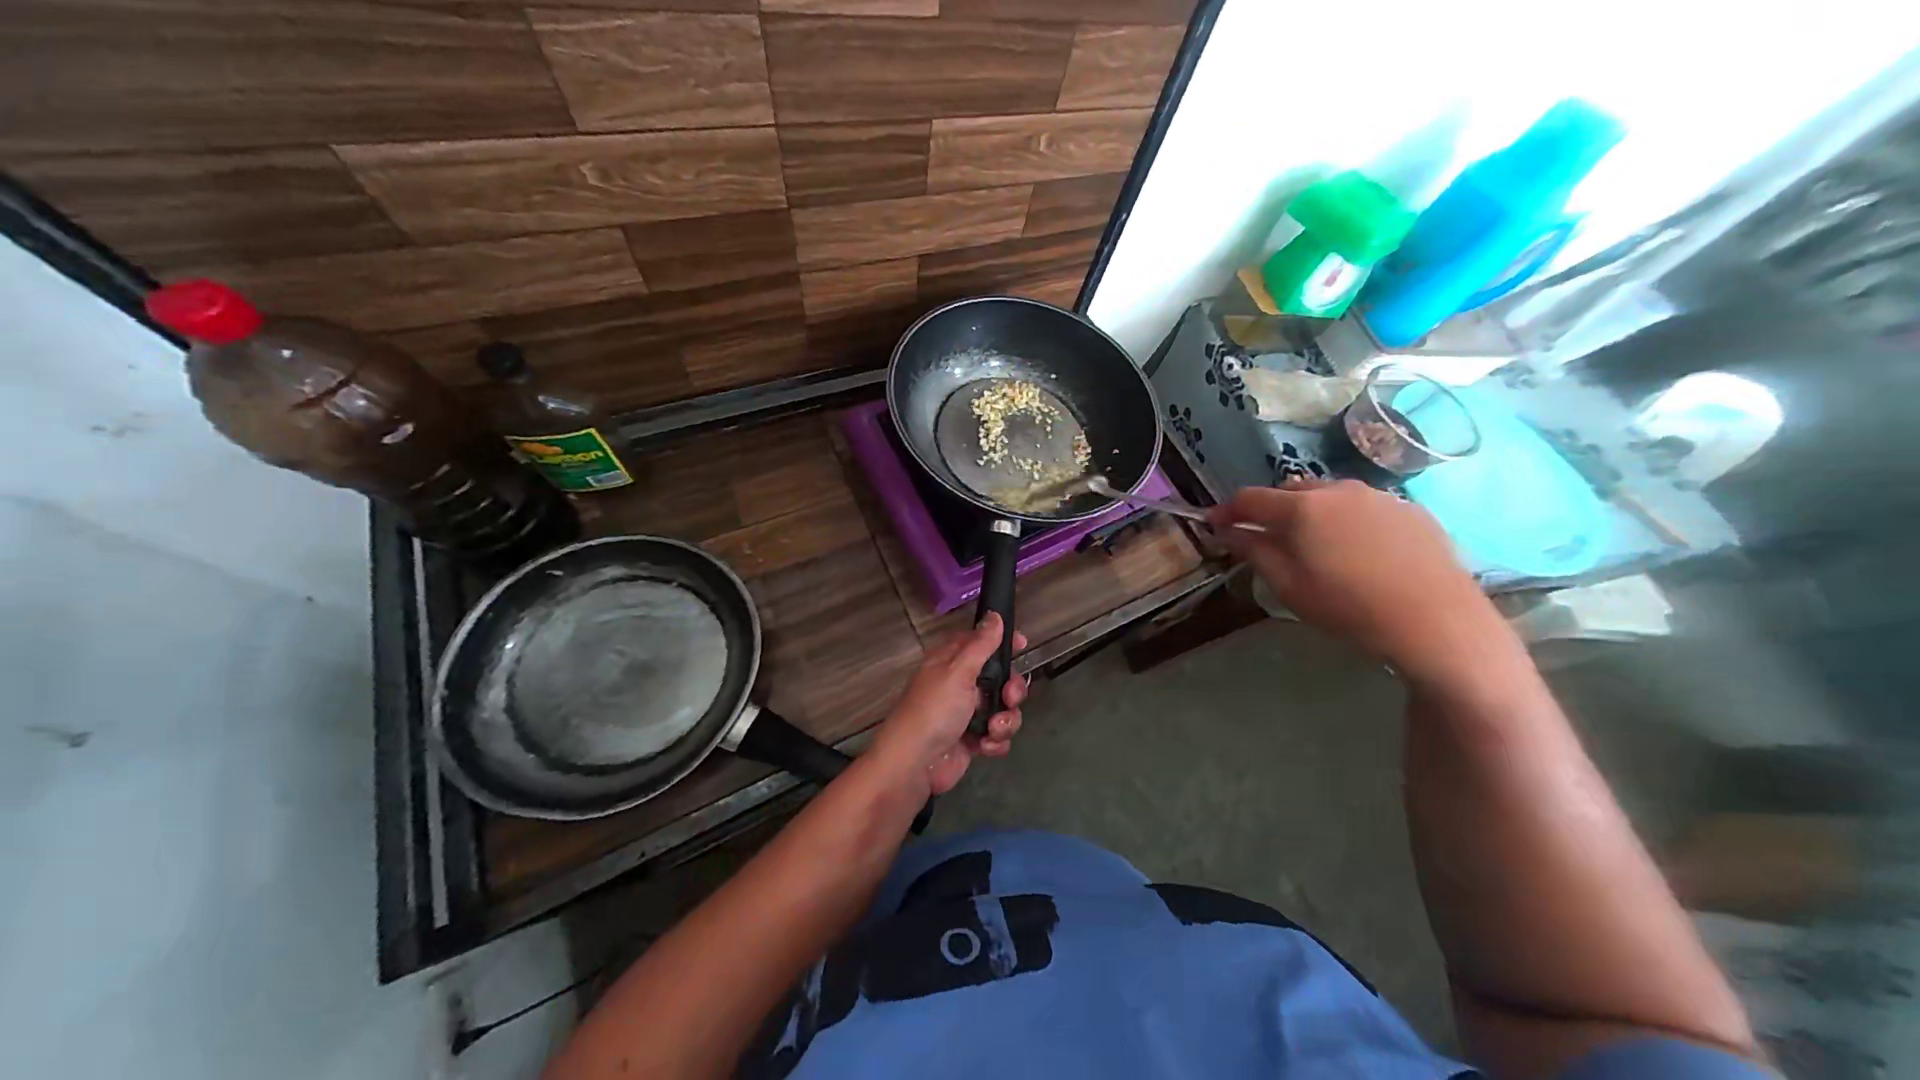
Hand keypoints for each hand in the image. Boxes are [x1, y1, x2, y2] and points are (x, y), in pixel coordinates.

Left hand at [868, 613, 1026, 796]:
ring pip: (1004, 709)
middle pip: (1002, 678)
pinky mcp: (973, 740)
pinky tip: (984, 747)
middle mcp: (961, 684)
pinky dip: (995, 742)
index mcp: (952, 662)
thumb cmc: (934, 710)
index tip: (1022, 645)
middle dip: (1012, 690)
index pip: (982, 642)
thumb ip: (980, 644)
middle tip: (1008, 698)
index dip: (1003, 643)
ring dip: (1005, 721)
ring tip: (992, 730)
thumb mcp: (958, 671)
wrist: (914, 764)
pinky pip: (998, 735)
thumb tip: (994, 615)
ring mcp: (968, 714)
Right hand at [1208, 480, 1510, 686]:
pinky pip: (1365, 507)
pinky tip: (1358, 551)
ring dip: (1311, 512)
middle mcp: (1338, 490)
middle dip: (1271, 509)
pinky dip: (1348, 520)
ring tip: (1314, 544)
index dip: (1226, 510)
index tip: (1213, 524)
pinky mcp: (1411, 510)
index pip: (1250, 499)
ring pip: (1330, 496)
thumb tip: (1228, 531)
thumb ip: (1254, 551)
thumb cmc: (1349, 607)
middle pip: (1291, 491)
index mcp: (1302, 507)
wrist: (1436, 621)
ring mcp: (1379, 496)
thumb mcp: (1289, 586)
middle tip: (1265, 538)